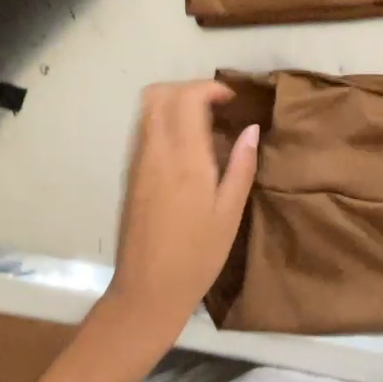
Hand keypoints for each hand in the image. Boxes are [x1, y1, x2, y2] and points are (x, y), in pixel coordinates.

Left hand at [105, 80, 258, 329]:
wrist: (147, 293)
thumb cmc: (197, 256)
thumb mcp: (230, 214)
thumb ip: (241, 166)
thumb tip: (252, 129)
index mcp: (184, 160)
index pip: (187, 98)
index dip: (211, 88)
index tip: (232, 101)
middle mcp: (155, 153)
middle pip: (160, 94)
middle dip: (190, 88)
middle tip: (217, 107)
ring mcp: (138, 163)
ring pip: (147, 109)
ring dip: (175, 102)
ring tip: (204, 123)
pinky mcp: (130, 176)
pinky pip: (143, 130)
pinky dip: (164, 121)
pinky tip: (187, 147)